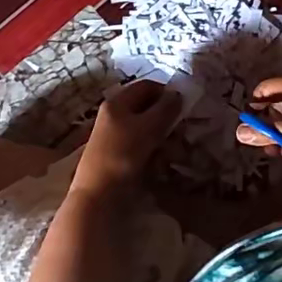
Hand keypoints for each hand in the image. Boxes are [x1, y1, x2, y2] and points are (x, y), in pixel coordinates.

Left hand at [74, 79, 181, 194]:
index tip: (183, 106)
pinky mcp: (118, 154)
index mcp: (117, 102)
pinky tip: (160, 162)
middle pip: (146, 107)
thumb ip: (165, 109)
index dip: (165, 92)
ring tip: (173, 149)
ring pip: (145, 127)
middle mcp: (114, 115)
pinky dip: (153, 150)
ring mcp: (115, 135)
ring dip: (162, 136)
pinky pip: (141, 145)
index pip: (146, 86)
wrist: (98, 195)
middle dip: (165, 116)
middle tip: (181, 130)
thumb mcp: (148, 128)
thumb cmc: (122, 155)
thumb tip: (178, 93)